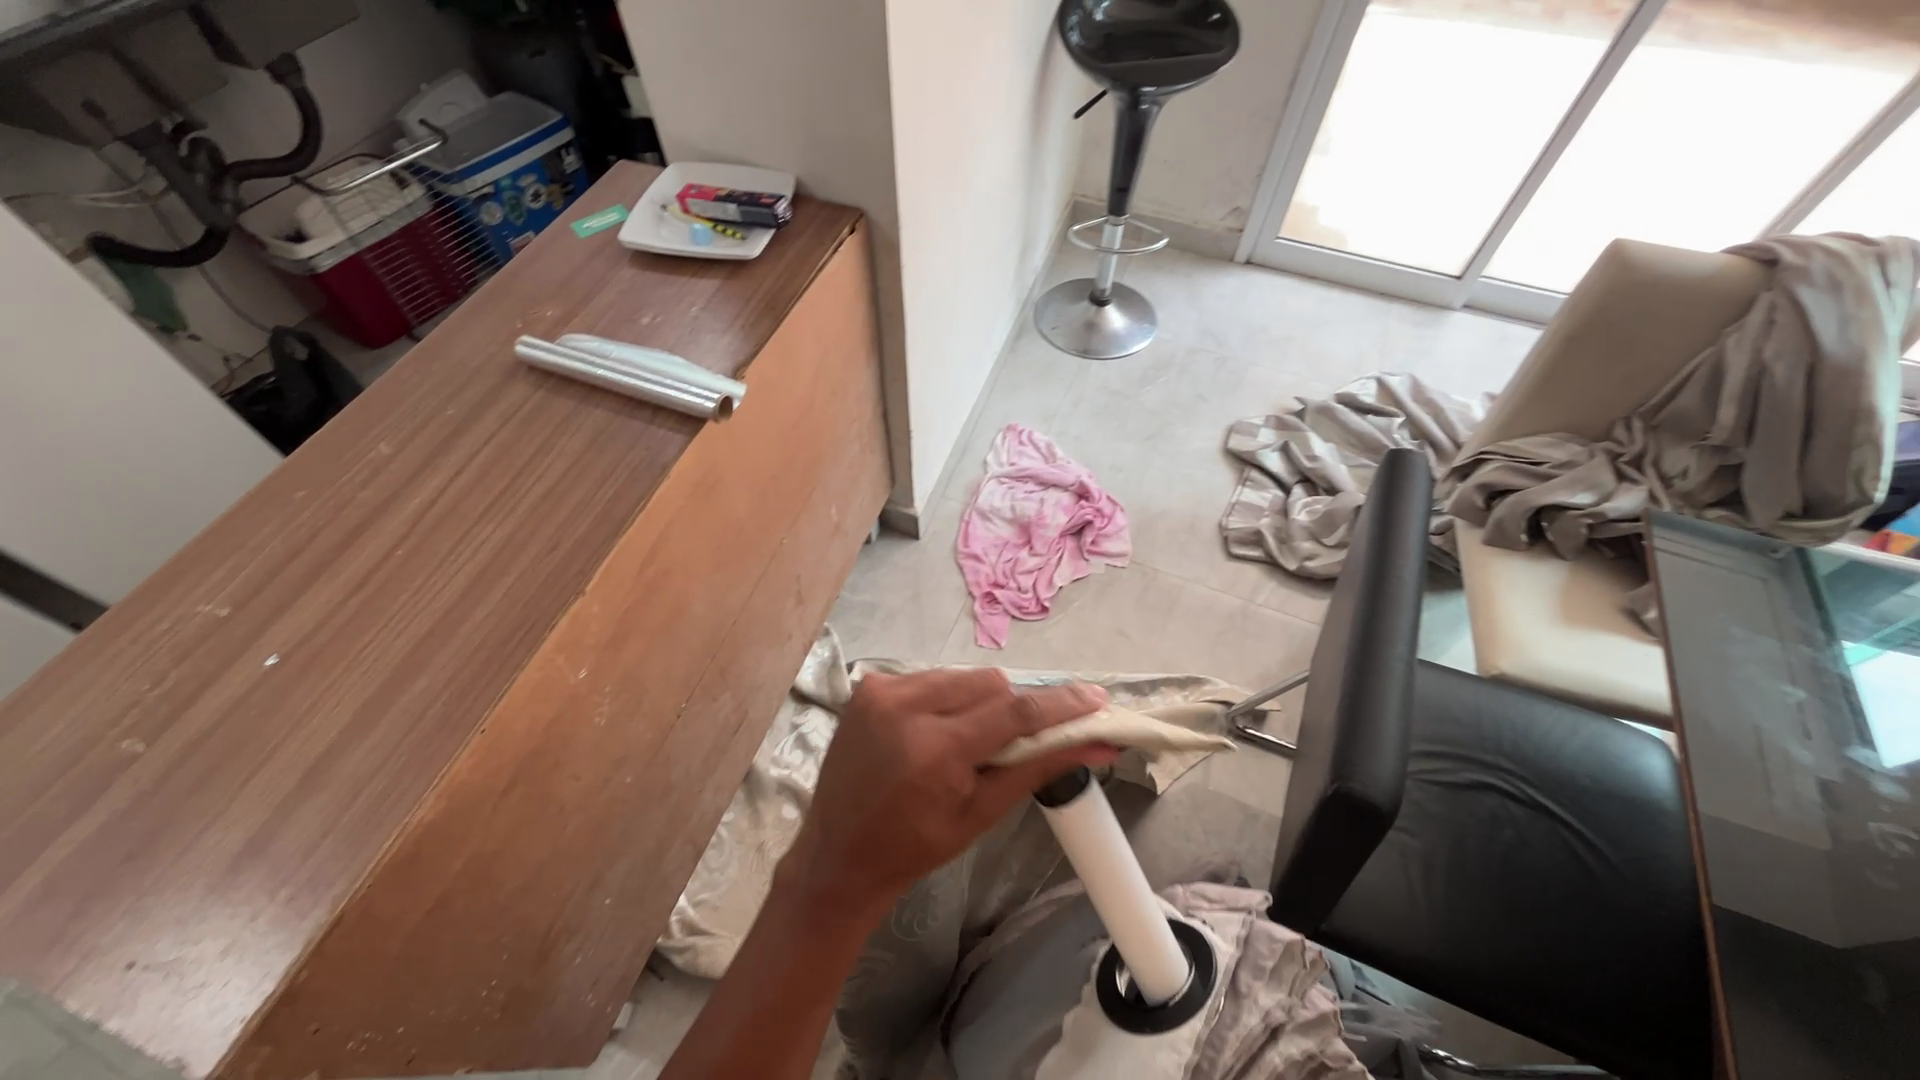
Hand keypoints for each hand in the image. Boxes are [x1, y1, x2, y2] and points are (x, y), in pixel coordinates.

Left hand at [782, 668, 1116, 916]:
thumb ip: (1038, 769)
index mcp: (936, 749)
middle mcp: (906, 707)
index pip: (1015, 711)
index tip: (1096, 699)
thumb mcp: (982, 813)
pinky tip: (932, 731)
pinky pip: (928, 677)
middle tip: (1010, 742)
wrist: (838, 854)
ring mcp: (881, 691)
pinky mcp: (867, 686)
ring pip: (960, 675)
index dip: (1061, 704)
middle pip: (989, 683)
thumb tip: (1098, 745)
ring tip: (967, 739)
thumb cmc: (915, 847)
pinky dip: (943, 698)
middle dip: (1010, 707)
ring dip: (977, 701)